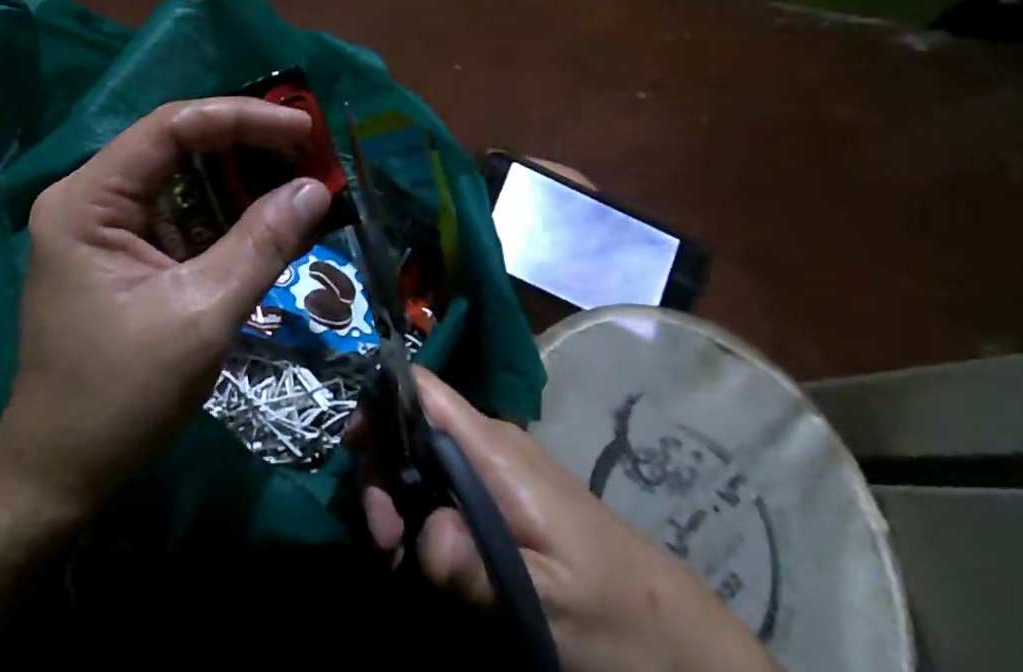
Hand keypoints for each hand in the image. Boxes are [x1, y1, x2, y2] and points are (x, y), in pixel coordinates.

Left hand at [0, 97, 334, 517]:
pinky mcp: (120, 256)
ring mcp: (101, 228)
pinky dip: (225, 219)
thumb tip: (316, 187)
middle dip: (246, 149)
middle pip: (176, 148)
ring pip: (181, 183)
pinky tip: (268, 222)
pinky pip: (179, 220)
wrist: (60, 472)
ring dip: (240, 184)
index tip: (302, 128)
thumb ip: (262, 244)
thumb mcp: (202, 314)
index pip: (171, 127)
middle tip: (310, 156)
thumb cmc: (122, 394)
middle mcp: (88, 199)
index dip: (242, 118)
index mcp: (87, 200)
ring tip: (301, 185)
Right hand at [363, 369, 780, 671]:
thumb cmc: (611, 611)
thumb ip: (478, 566)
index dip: (380, 401)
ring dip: (397, 503)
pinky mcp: (499, 499)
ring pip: (421, 461)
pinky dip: (420, 517)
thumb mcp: (544, 600)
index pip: (426, 390)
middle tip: (382, 542)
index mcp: (496, 452)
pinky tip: (424, 562)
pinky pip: (442, 488)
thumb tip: (420, 536)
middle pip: (411, 429)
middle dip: (381, 475)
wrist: (669, 632)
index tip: (353, 449)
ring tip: (398, 561)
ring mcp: (494, 473)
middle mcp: (490, 447)